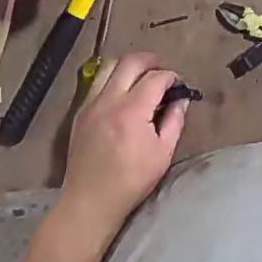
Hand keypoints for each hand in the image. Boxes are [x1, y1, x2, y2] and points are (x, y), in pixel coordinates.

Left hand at [59, 51, 187, 217]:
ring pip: (109, 67)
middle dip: (152, 61)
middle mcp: (109, 100)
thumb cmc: (132, 179)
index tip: (180, 86)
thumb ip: (174, 120)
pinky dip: (114, 81)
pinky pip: (97, 84)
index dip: (172, 77)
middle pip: (130, 62)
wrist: (90, 200)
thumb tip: (181, 100)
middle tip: (164, 73)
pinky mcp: (80, 114)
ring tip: (143, 79)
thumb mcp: (163, 152)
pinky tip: (124, 97)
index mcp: (132, 110)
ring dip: (130, 67)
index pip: (156, 77)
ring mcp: (90, 105)